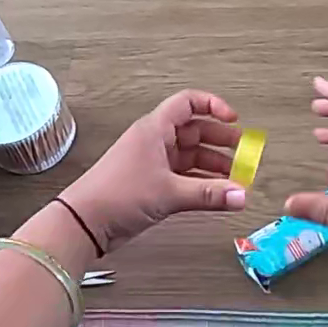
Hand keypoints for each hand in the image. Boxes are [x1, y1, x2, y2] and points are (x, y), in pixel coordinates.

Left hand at [58, 90, 247, 253]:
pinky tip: (219, 192)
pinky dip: (202, 181)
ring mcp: (153, 163)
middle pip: (194, 131)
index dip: (213, 106)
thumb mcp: (169, 192)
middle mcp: (155, 141)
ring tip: (237, 177)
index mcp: (155, 129)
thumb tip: (242, 196)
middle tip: (244, 152)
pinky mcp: (152, 184)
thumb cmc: (119, 195)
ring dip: (214, 164)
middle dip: (220, 140)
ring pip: (191, 155)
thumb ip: (209, 194)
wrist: (83, 223)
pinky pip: (185, 175)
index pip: (188, 103)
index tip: (234, 120)